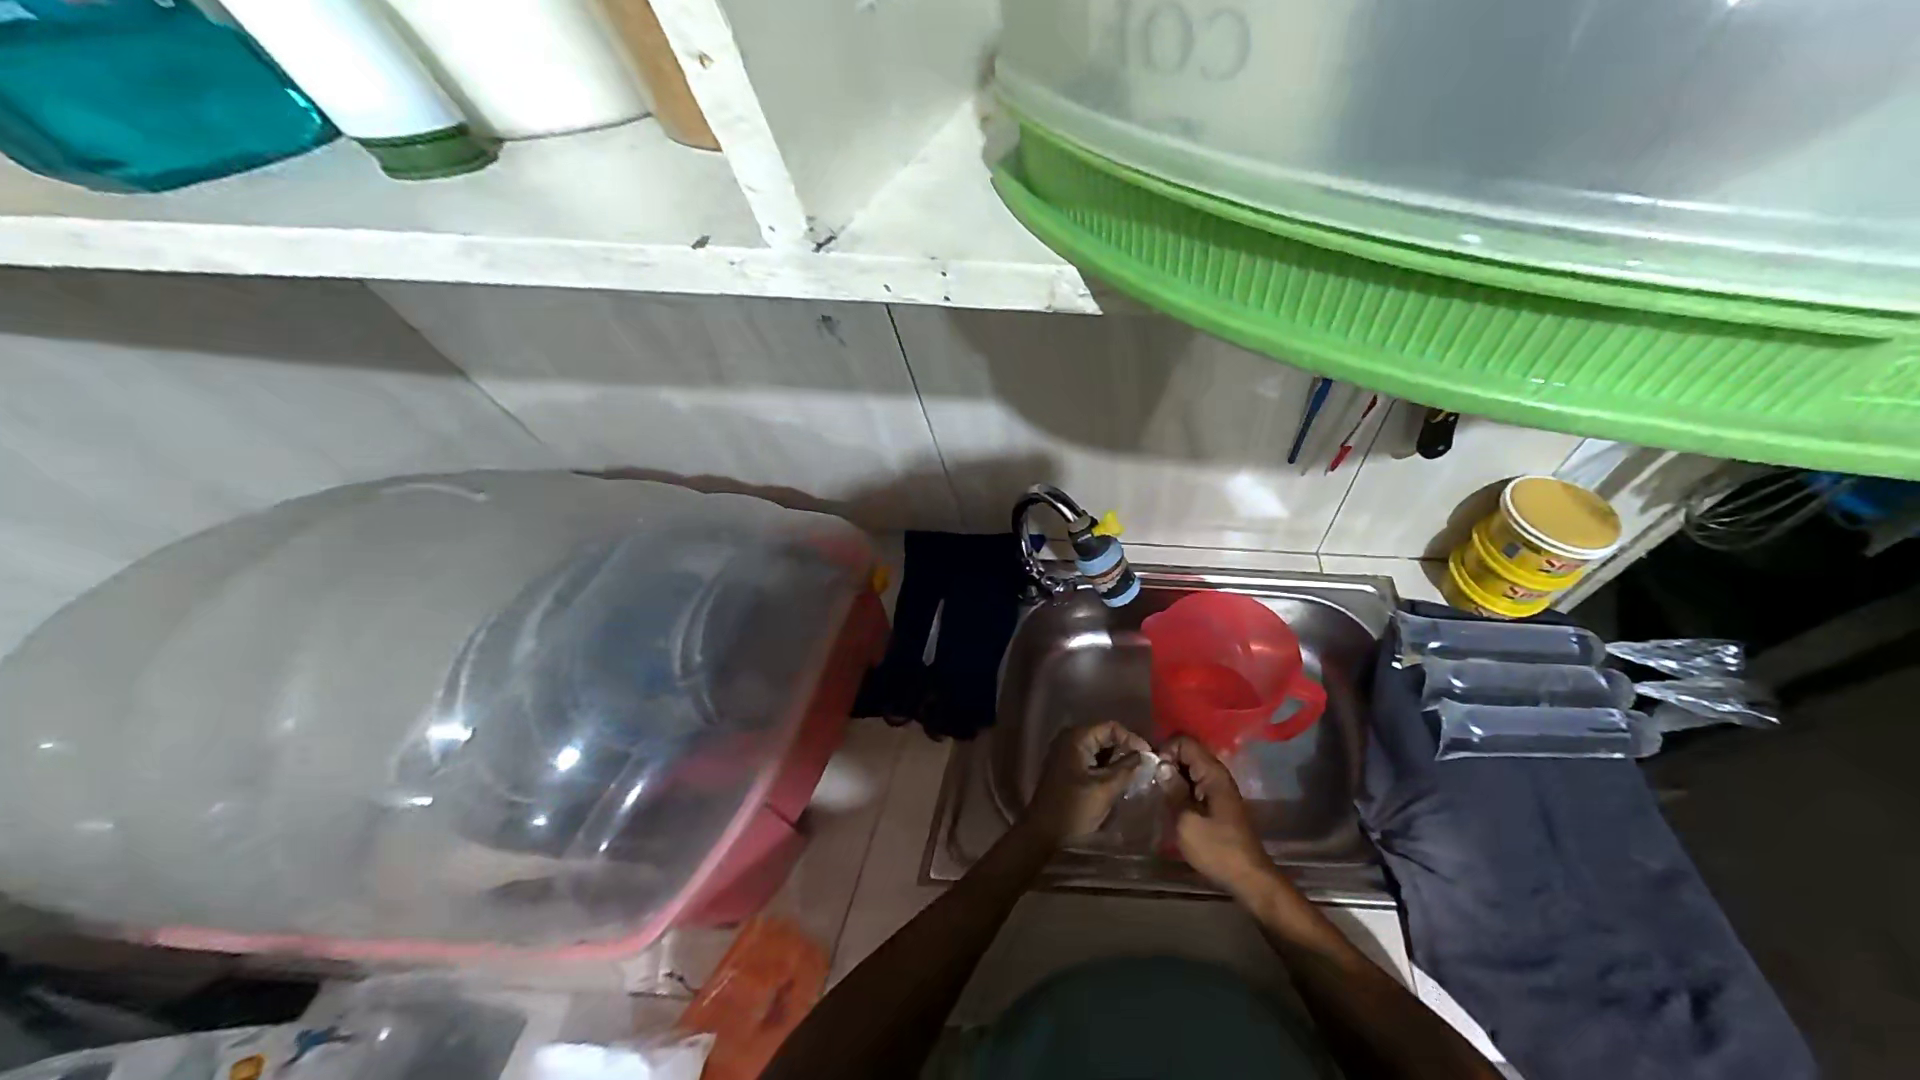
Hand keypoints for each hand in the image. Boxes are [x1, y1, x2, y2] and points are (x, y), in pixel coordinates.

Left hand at [1019, 721, 1154, 846]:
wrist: (1044, 834)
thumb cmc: (1074, 808)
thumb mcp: (1105, 788)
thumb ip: (1127, 768)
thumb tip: (1146, 756)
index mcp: (1076, 738)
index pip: (1111, 727)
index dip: (1132, 739)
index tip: (1150, 757)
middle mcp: (1069, 739)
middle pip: (1105, 736)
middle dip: (1126, 749)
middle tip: (1147, 764)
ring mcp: (1066, 753)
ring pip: (1100, 749)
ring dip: (1118, 759)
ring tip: (1138, 772)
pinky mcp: (1067, 768)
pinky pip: (1092, 760)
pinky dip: (1107, 767)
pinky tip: (1121, 779)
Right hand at [1162, 735, 1278, 899]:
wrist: (1248, 878)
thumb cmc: (1217, 849)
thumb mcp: (1187, 821)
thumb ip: (1173, 790)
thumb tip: (1160, 765)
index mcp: (1212, 774)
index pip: (1185, 742)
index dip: (1165, 749)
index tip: (1152, 770)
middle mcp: (1217, 775)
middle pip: (1188, 753)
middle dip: (1167, 761)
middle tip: (1149, 781)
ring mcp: (1218, 789)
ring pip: (1190, 769)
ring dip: (1172, 776)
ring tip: (1155, 791)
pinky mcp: (1217, 803)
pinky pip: (1195, 784)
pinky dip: (1180, 787)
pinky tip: (1170, 803)